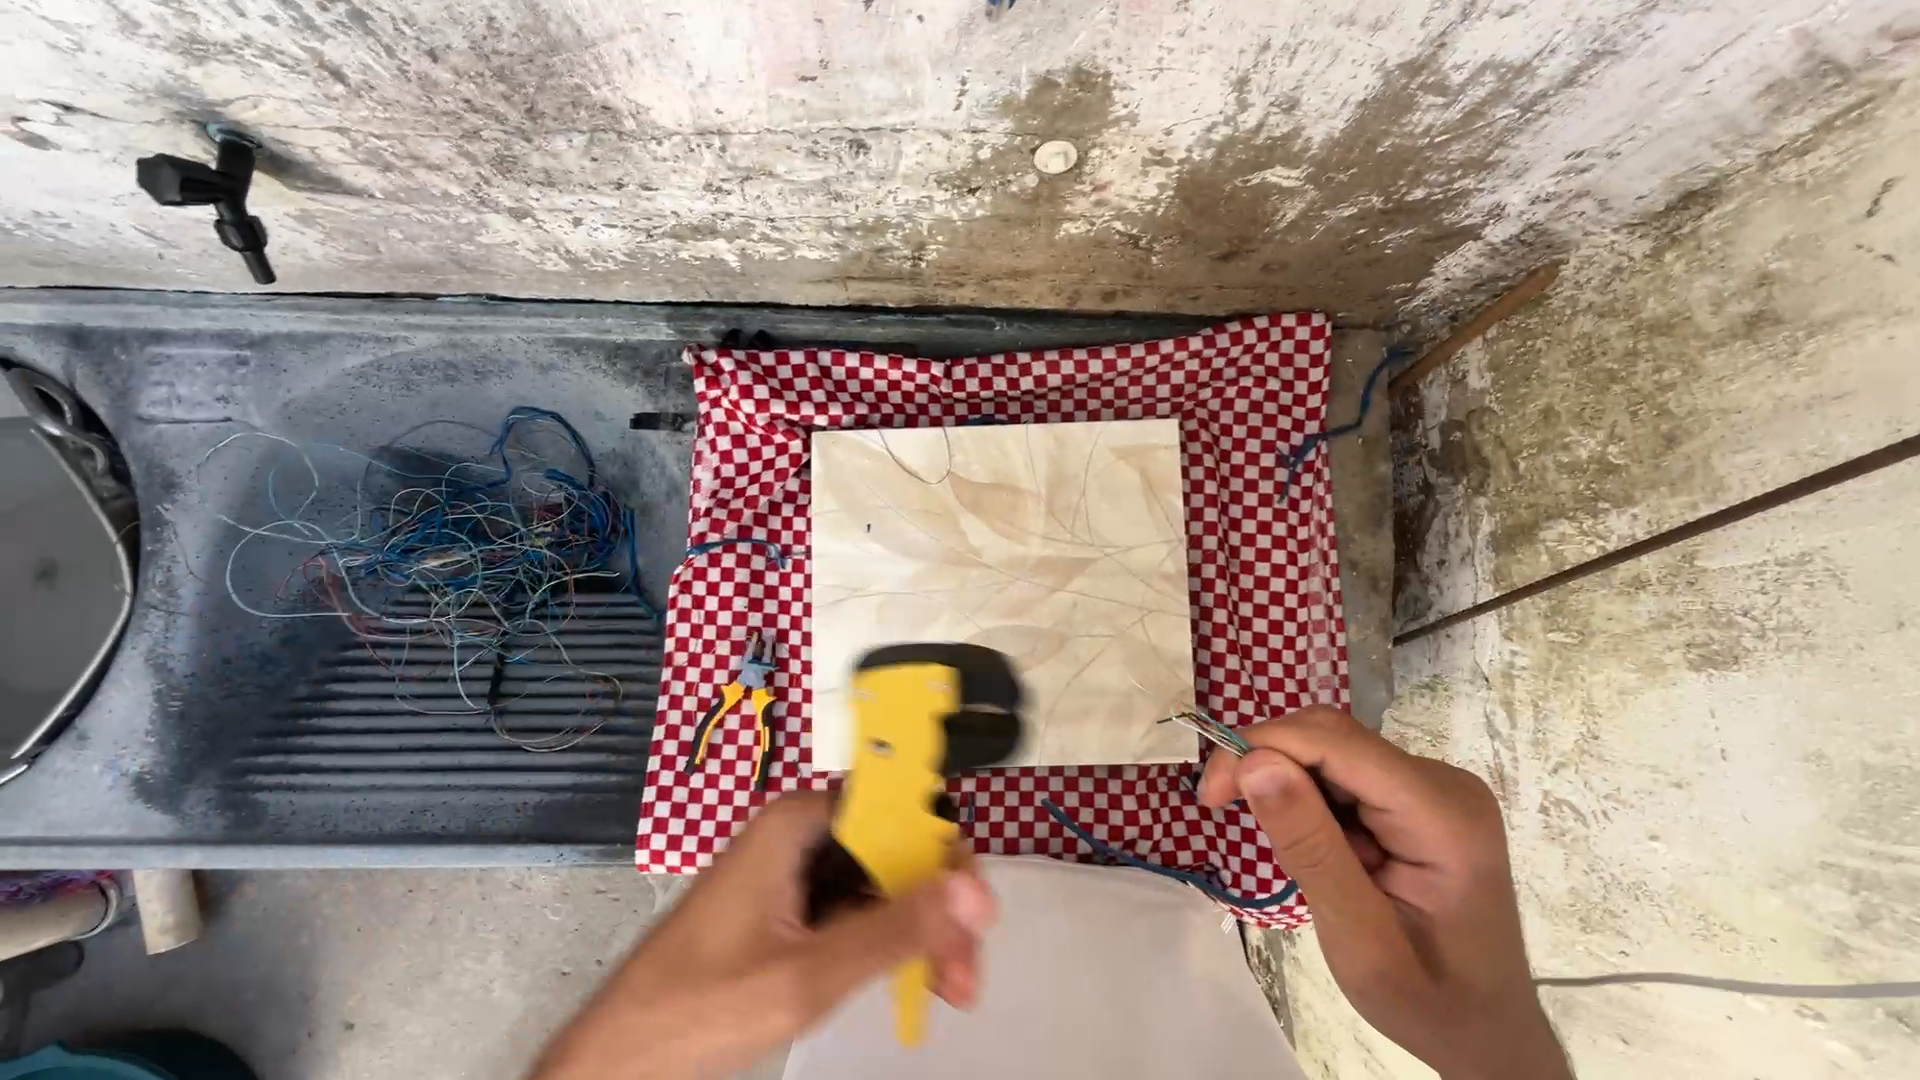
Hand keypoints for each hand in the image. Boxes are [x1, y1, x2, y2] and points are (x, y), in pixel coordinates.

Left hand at [529, 792, 996, 1079]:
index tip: (977, 914)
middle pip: (898, 849)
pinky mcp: (793, 907)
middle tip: (963, 976)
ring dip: (922, 930)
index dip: (945, 854)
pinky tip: (914, 981)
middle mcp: (802, 832)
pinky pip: (860, 908)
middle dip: (939, 906)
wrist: (618, 1063)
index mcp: (799, 822)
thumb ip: (894, 931)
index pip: (900, 810)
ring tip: (949, 990)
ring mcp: (796, 870)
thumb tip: (974, 890)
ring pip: (885, 882)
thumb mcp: (808, 975)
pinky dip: (891, 943)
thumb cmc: (700, 1010)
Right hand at [1199, 707, 1570, 1079]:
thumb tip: (1253, 762)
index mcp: (1442, 814)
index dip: (1263, 747)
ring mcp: (1432, 787)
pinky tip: (1312, 844)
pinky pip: (1344, 772)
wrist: (1483, 1032)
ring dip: (1287, 781)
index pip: (1336, 743)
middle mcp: (1442, 783)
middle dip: (1266, 758)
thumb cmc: (1425, 1000)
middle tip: (1219, 804)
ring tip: (1284, 847)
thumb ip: (1309, 846)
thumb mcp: (1358, 937)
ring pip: (1331, 749)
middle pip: (1332, 736)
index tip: (1210, 794)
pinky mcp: (1416, 797)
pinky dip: (1308, 798)